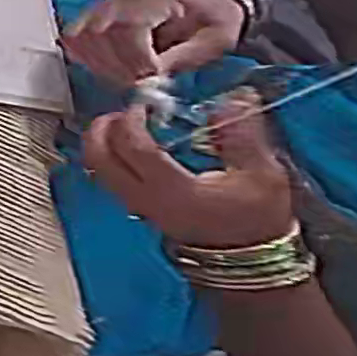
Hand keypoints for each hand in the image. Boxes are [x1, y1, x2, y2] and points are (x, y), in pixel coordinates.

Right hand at [64, 0, 244, 84]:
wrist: (199, 0)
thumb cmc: (210, 19)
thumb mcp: (214, 39)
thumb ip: (183, 58)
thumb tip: (151, 79)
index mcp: (153, 1)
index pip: (127, 29)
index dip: (136, 58)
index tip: (153, 76)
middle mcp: (117, 2)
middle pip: (96, 36)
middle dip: (115, 66)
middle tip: (137, 83)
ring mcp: (98, 10)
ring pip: (79, 40)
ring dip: (98, 65)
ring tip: (123, 78)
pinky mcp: (87, 19)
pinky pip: (72, 41)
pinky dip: (84, 58)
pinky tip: (105, 68)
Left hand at [83, 91, 293, 248]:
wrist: (246, 258)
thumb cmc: (256, 217)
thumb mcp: (262, 176)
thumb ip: (243, 137)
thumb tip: (236, 98)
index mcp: (171, 188)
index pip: (134, 148)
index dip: (132, 121)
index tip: (143, 105)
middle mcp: (140, 195)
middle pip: (98, 155)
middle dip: (102, 128)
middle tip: (121, 112)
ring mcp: (131, 201)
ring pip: (95, 165)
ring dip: (99, 140)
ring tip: (121, 124)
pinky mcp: (131, 204)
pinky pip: (103, 174)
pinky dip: (105, 153)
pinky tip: (124, 143)